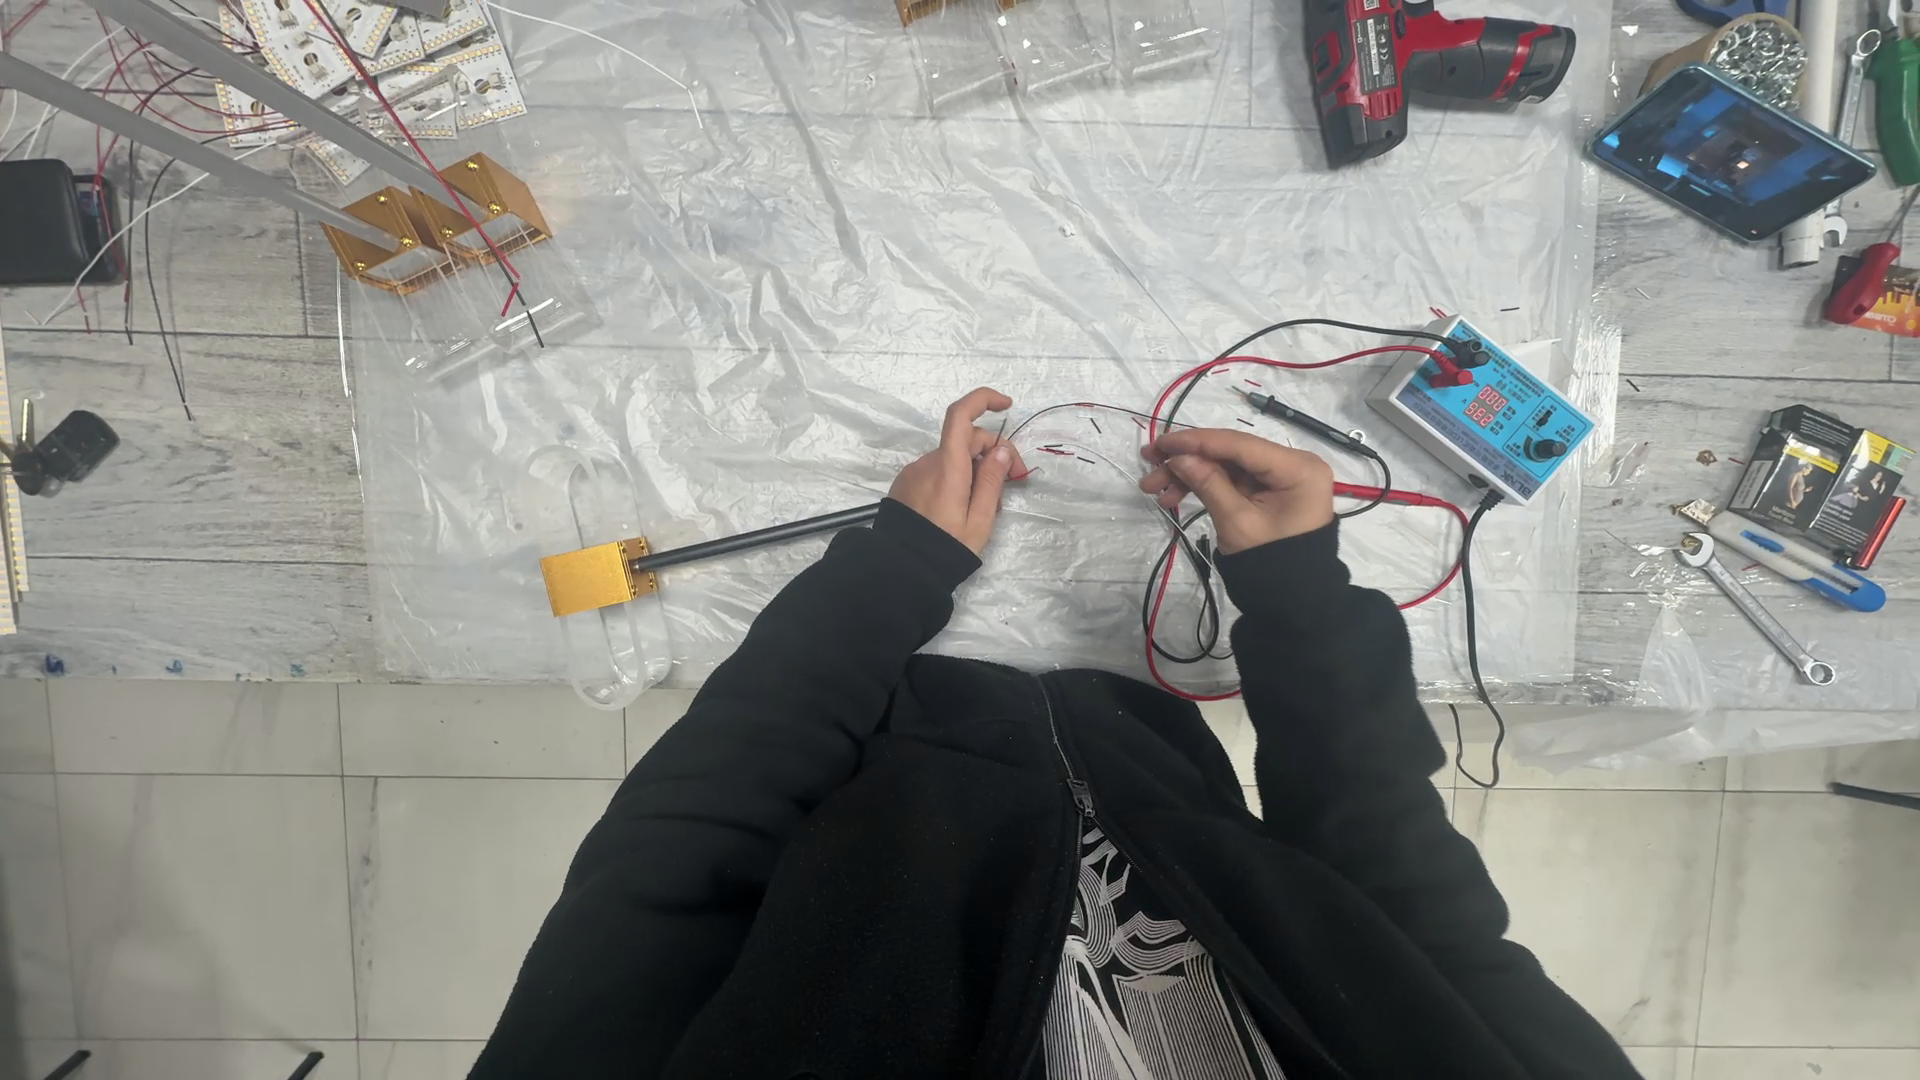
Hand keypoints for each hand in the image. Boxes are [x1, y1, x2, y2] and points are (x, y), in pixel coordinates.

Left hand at [889, 387, 1027, 554]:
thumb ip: (992, 481)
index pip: (961, 415)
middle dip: (993, 452)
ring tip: (988, 506)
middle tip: (1014, 480)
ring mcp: (914, 473)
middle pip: (965, 439)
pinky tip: (964, 507)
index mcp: (948, 467)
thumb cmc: (947, 547)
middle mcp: (928, 462)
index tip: (1005, 406)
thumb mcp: (980, 519)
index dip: (983, 400)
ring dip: (975, 471)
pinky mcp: (906, 485)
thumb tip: (1001, 451)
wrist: (902, 569)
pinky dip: (956, 479)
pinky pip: (937, 472)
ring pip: (953, 458)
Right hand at [1138, 428, 1333, 553]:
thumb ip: (1208, 483)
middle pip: (1229, 452)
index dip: (1196, 441)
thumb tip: (1178, 457)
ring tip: (1153, 488)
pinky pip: (1230, 478)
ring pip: (1225, 464)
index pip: (1239, 444)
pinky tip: (1173, 495)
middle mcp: (1291, 463)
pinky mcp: (1266, 487)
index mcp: (1296, 468)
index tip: (1160, 442)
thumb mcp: (1236, 520)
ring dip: (1189, 473)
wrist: (1291, 594)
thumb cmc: (1269, 559)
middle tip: (1149, 462)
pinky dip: (1203, 484)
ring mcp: (1278, 475)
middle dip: (1187, 459)